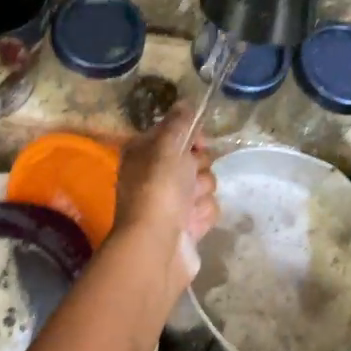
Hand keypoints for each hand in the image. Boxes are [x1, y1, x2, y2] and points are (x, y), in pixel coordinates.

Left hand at [112, 105, 218, 293]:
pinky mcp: (185, 223)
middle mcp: (155, 174)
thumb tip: (185, 104)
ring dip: (202, 193)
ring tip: (188, 205)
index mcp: (144, 152)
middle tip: (189, 177)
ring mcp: (171, 200)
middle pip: (194, 158)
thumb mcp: (167, 146)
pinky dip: (202, 214)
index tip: (199, 142)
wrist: (156, 246)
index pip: (175, 132)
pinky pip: (206, 208)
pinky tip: (191, 223)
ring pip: (204, 183)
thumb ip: (178, 123)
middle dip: (200, 167)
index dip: (191, 136)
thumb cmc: (158, 189)